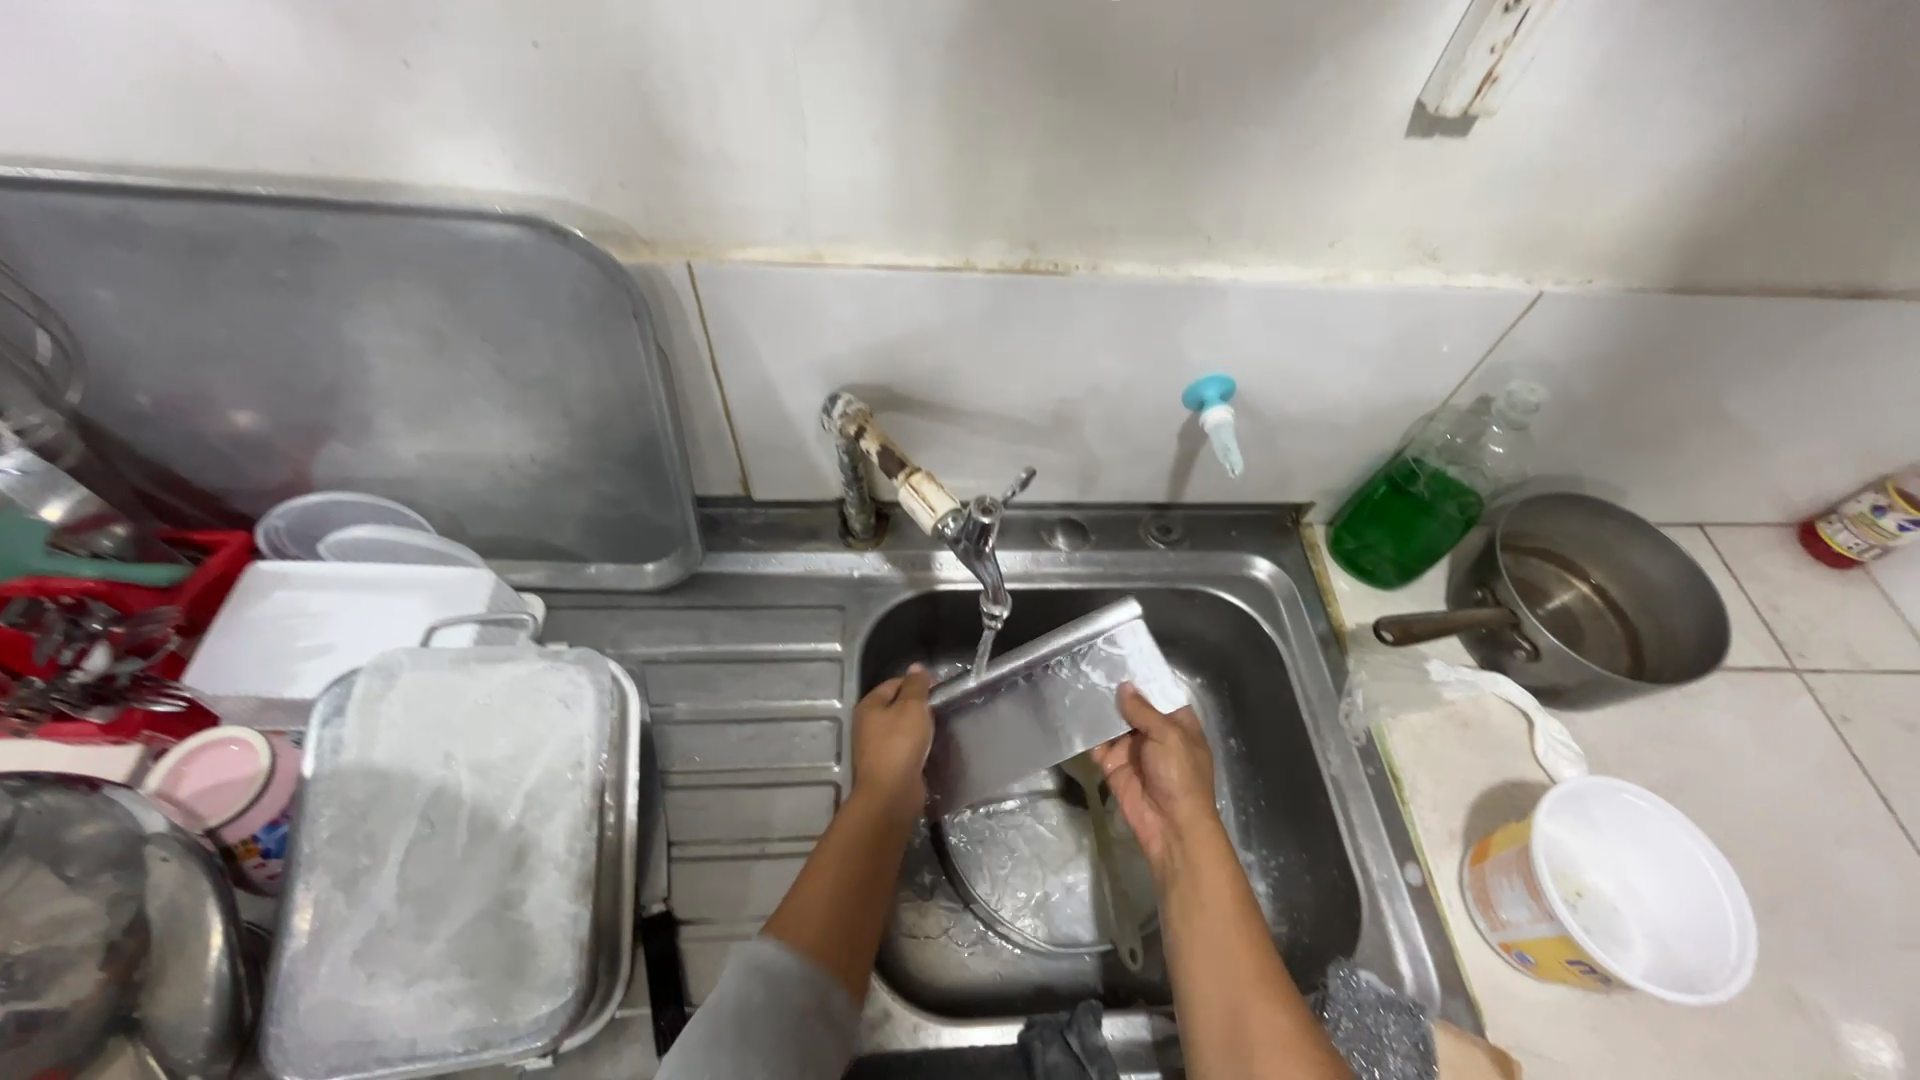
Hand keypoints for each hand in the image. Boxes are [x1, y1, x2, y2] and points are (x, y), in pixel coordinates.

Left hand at [852, 664, 934, 816]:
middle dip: (918, 706)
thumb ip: (916, 686)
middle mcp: (867, 724)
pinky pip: (903, 748)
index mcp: (869, 705)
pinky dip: (916, 746)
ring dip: (918, 728)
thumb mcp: (912, 707)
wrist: (891, 792)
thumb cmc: (900, 743)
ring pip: (900, 729)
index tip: (938, 689)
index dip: (916, 683)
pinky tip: (929, 749)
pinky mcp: (885, 766)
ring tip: (937, 728)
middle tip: (939, 709)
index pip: (894, 683)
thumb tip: (917, 667)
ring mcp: (874, 747)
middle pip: (896, 706)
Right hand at [1090, 682, 1221, 880]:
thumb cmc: (1180, 776)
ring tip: (1077, 683)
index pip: (1159, 694)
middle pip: (1133, 707)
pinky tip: (1072, 713)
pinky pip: (1098, 745)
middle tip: (1091, 665)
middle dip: (1116, 691)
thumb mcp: (1169, 736)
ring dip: (1099, 709)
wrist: (1170, 825)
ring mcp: (1132, 749)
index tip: (1121, 656)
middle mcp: (1155, 733)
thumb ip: (1143, 711)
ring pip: (1113, 724)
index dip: (1143, 678)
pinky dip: (1087, 733)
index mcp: (1177, 724)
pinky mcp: (1113, 765)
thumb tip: (1124, 686)